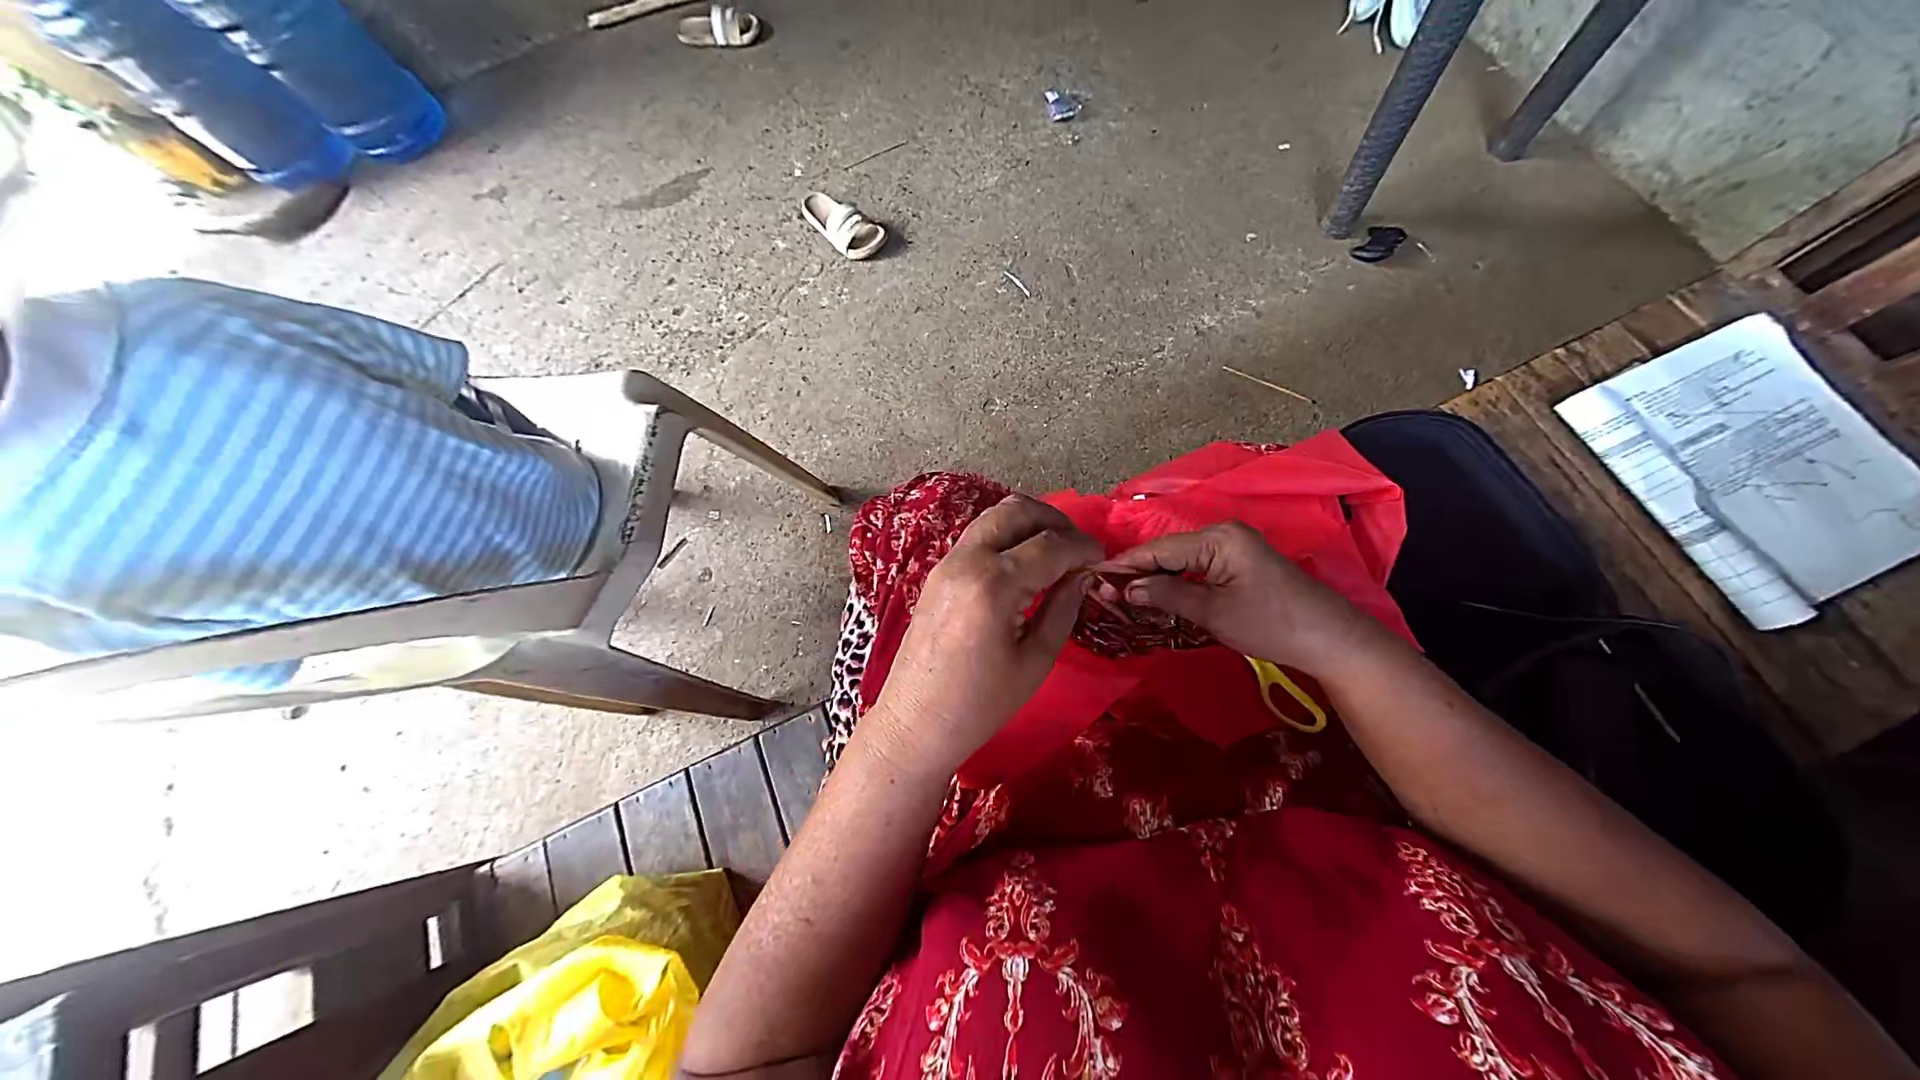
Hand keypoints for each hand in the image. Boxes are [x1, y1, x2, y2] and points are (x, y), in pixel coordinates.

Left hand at [862, 495, 1102, 776]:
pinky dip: (1005, 536)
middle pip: (1017, 512)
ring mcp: (946, 563)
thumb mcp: (1035, 660)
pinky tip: (1024, 562)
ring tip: (1056, 550)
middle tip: (1079, 546)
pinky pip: (977, 536)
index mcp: (994, 584)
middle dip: (1055, 520)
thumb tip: (1082, 576)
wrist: (916, 723)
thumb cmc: (980, 704)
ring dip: (1029, 523)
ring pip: (993, 518)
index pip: (1050, 545)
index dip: (1084, 547)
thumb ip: (1062, 608)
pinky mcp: (936, 573)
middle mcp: (967, 561)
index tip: (1104, 558)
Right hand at [1095, 522, 1384, 673]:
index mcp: (1217, 538)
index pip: (1158, 549)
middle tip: (1104, 592)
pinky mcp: (1238, 562)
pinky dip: (1175, 581)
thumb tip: (1125, 588)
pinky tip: (1157, 595)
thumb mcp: (1212, 612)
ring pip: (1179, 559)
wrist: (1329, 638)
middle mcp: (1222, 533)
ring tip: (1123, 595)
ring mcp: (1233, 546)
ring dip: (1154, 578)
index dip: (1125, 565)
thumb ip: (1165, 595)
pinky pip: (1196, 566)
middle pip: (1167, 551)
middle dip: (1136, 572)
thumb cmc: (1270, 624)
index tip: (1092, 577)